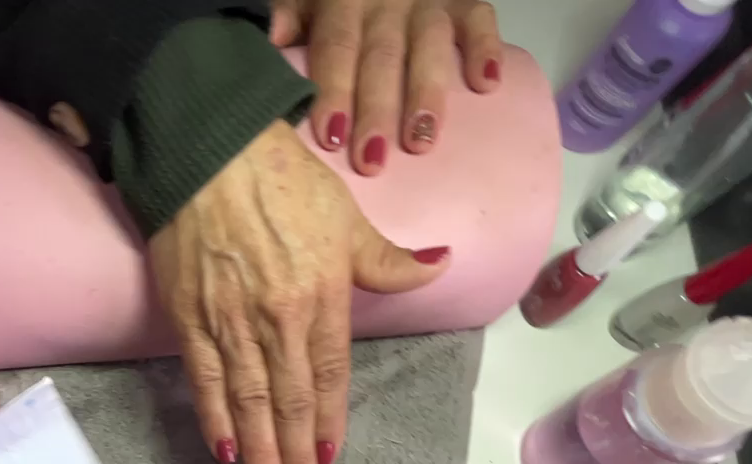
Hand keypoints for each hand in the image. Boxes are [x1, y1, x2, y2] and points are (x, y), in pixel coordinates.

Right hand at [148, 121, 445, 463]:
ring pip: (250, 402)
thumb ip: (388, 256)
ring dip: (259, 450)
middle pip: (290, 400)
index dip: (328, 419)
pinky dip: (214, 418)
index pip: (329, 374)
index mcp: (323, 296)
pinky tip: (222, 450)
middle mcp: (279, 321)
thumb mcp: (346, 215)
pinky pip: (205, 381)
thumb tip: (440, 263)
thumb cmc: (279, 180)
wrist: (206, 155)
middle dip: (295, 451)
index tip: (329, 455)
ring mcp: (231, 325)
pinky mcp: (191, 322)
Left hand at [272, 0, 502, 173]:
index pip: (336, 47)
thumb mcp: (300, 1)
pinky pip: (478, 17)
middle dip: (377, 110)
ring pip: (427, 45)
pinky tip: (486, 84)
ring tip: (422, 140)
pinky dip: (485, 48)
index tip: (332, 135)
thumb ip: (284, 18)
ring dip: (426, 94)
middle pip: (380, 57)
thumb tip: (265, 40)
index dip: (333, 89)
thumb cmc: (327, 2)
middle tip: (373, 160)